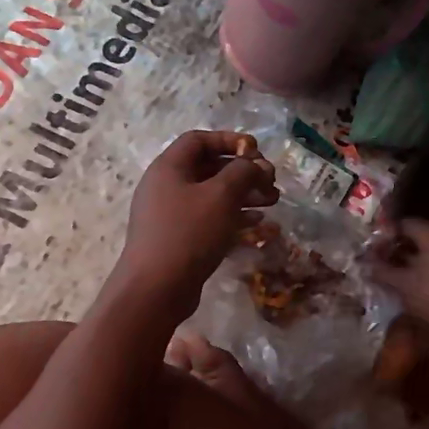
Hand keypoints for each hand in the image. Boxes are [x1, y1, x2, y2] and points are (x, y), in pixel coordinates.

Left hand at [112, 130, 277, 319]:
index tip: (257, 151)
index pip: (199, 140)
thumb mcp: (221, 196)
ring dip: (244, 196)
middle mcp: (167, 187)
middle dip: (243, 172)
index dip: (229, 140)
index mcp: (169, 168)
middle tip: (271, 182)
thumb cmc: (188, 234)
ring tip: (273, 203)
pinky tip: (259, 225)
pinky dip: (234, 218)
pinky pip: (210, 220)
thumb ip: (243, 172)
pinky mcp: (180, 240)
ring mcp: (172, 215)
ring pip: (213, 196)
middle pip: (209, 169)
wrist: (156, 288)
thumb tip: (256, 165)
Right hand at [370, 218, 428, 338]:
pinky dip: (424, 265)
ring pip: (428, 249)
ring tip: (392, 272)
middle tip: (379, 260)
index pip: (405, 223)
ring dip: (409, 257)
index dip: (386, 233)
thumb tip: (363, 263)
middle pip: (417, 235)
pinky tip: (412, 280)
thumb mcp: (403, 285)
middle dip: (396, 246)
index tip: (372, 248)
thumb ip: (381, 270)